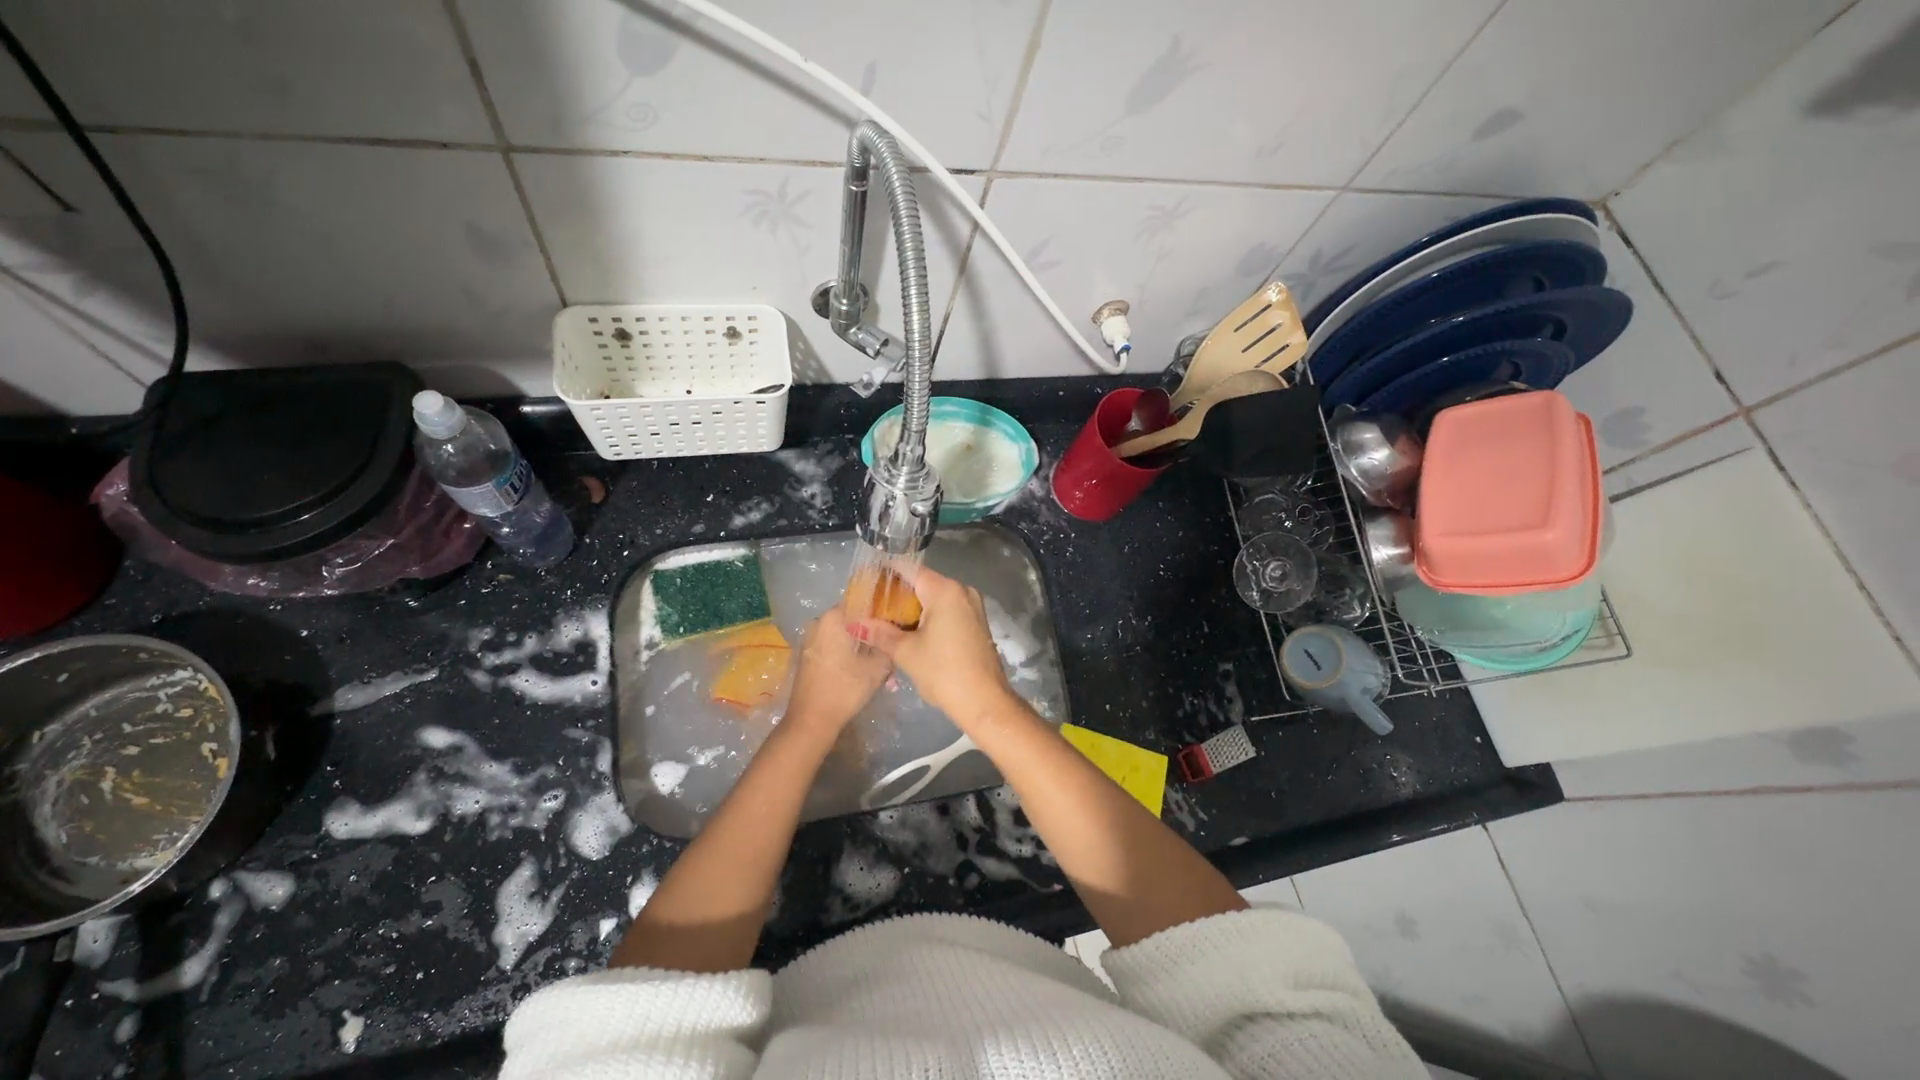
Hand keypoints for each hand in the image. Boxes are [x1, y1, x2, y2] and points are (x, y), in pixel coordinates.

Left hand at [785, 606, 892, 732]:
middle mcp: (818, 622)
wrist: (811, 720)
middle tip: (893, 650)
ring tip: (883, 666)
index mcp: (833, 617)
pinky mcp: (809, 655)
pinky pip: (835, 646)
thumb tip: (894, 635)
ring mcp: (811, 639)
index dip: (884, 612)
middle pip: (854, 620)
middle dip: (874, 634)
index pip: (864, 601)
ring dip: (863, 647)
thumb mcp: (877, 667)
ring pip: (846, 635)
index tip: (899, 624)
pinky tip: (865, 671)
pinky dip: (850, 655)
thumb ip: (888, 645)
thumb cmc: (845, 688)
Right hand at [849, 567, 1016, 729]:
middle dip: (896, 593)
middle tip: (870, 604)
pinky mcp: (975, 622)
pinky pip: (946, 610)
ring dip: (911, 607)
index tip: (865, 581)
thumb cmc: (943, 672)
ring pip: (934, 598)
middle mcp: (961, 591)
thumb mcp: (906, 652)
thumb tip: (853, 623)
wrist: (984, 702)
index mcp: (945, 590)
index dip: (885, 573)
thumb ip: (879, 632)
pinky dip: (927, 616)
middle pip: (922, 583)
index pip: (909, 569)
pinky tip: (908, 631)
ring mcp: (972, 606)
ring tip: (884, 618)